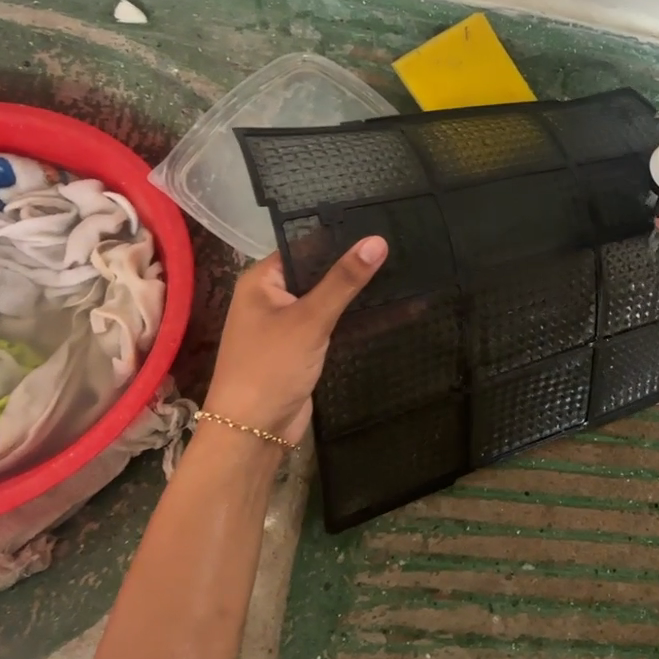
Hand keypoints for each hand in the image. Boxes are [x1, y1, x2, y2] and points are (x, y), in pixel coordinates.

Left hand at [203, 238, 386, 442]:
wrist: (252, 433)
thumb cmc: (270, 367)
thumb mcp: (310, 319)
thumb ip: (344, 280)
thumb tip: (378, 241)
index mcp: (262, 280)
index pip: (306, 245)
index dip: (342, 236)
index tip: (382, 225)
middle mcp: (273, 297)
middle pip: (321, 272)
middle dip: (356, 265)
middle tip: (403, 246)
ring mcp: (290, 323)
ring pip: (332, 298)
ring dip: (361, 293)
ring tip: (406, 272)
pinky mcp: (306, 346)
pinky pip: (337, 322)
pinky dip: (359, 317)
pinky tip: (394, 308)